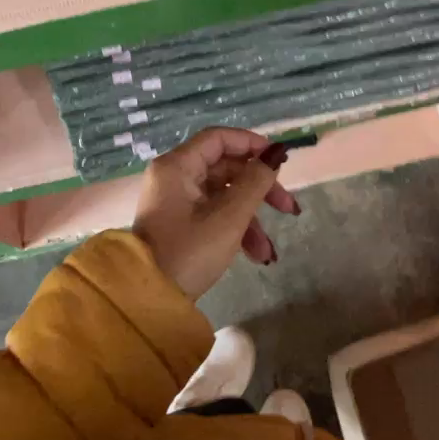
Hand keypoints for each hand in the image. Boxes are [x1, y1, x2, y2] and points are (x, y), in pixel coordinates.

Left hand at [132, 128, 300, 299]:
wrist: (149, 301)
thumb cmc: (189, 252)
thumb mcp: (228, 218)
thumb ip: (255, 182)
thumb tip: (275, 154)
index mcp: (178, 166)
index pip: (219, 138)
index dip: (252, 144)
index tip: (280, 161)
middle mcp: (175, 177)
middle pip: (226, 168)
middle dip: (260, 190)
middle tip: (289, 208)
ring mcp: (176, 201)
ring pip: (224, 196)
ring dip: (251, 219)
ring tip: (269, 252)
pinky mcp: (180, 223)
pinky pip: (214, 214)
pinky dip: (235, 230)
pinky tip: (256, 256)